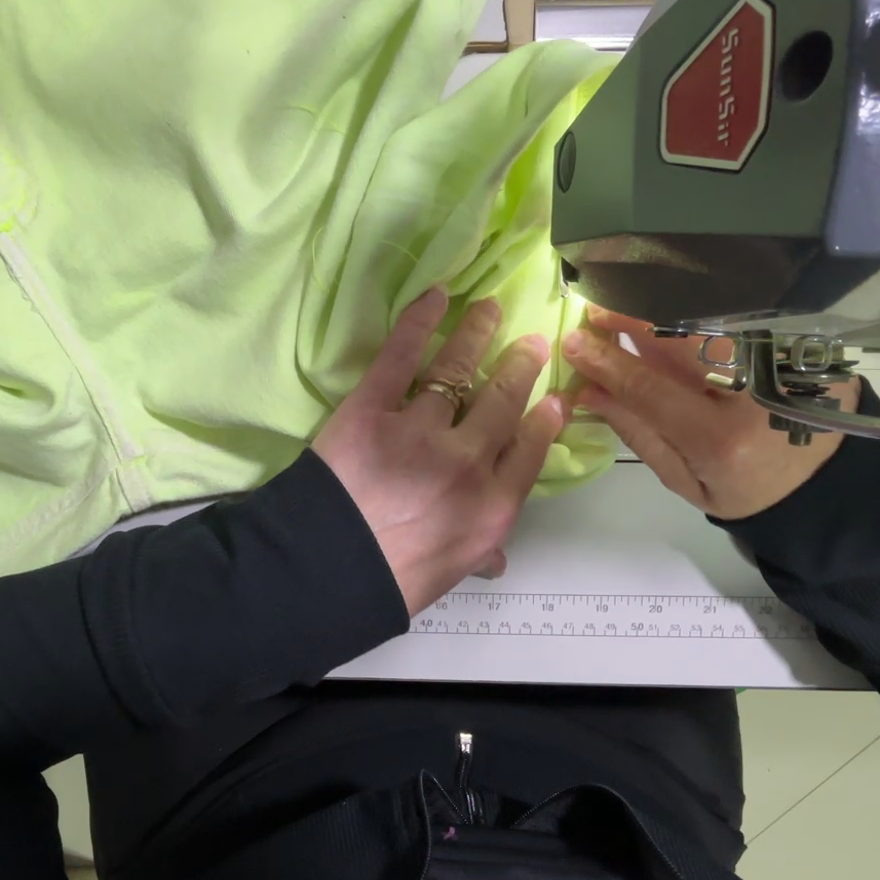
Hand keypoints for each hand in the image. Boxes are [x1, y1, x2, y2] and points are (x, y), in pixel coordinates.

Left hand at [313, 288, 566, 614]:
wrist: (326, 572)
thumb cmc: (392, 582)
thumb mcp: (452, 574)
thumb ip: (479, 553)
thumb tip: (496, 558)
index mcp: (493, 506)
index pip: (530, 448)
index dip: (543, 418)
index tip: (553, 397)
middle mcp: (468, 461)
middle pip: (503, 401)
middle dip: (519, 367)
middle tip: (529, 344)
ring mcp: (420, 430)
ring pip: (458, 370)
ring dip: (477, 334)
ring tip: (489, 311)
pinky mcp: (372, 409)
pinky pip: (401, 356)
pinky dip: (419, 322)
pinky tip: (436, 297)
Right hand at [560, 306, 858, 520]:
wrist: (825, 486)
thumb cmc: (742, 490)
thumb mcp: (682, 479)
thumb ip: (637, 433)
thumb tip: (588, 391)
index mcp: (719, 438)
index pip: (648, 388)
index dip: (606, 362)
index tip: (573, 342)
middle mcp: (755, 394)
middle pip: (683, 339)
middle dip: (633, 319)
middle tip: (598, 309)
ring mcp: (785, 365)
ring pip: (711, 326)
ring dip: (664, 316)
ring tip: (630, 314)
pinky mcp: (805, 349)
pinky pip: (742, 327)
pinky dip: (704, 324)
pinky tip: (679, 325)